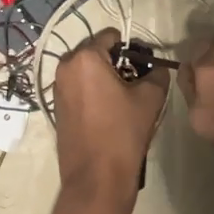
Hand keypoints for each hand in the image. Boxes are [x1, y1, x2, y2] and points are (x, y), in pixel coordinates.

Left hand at [52, 29, 169, 204]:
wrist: (97, 177)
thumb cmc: (123, 132)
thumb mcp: (150, 99)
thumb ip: (157, 74)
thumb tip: (157, 68)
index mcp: (85, 58)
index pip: (111, 36)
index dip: (132, 47)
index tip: (145, 66)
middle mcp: (65, 67)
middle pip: (95, 51)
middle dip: (116, 61)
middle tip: (137, 82)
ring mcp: (57, 88)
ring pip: (86, 70)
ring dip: (104, 77)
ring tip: (124, 99)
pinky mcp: (56, 107)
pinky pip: (78, 88)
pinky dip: (92, 91)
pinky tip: (108, 112)